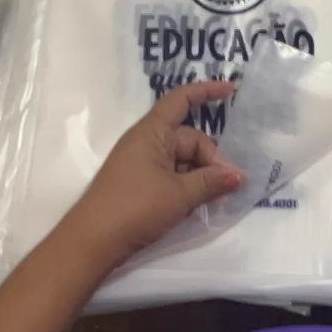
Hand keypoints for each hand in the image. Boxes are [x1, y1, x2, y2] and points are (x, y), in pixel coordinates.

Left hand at [53, 81, 244, 271]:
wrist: (92, 242)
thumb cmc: (134, 207)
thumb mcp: (179, 194)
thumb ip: (211, 182)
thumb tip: (239, 175)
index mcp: (152, 131)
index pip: (181, 100)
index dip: (206, 91)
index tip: (232, 90)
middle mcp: (147, 141)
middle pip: (189, 138)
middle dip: (212, 158)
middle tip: (230, 185)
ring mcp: (143, 164)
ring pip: (184, 160)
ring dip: (202, 176)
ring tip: (218, 199)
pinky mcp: (141, 185)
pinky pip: (173, 176)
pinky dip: (189, 187)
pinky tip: (201, 206)